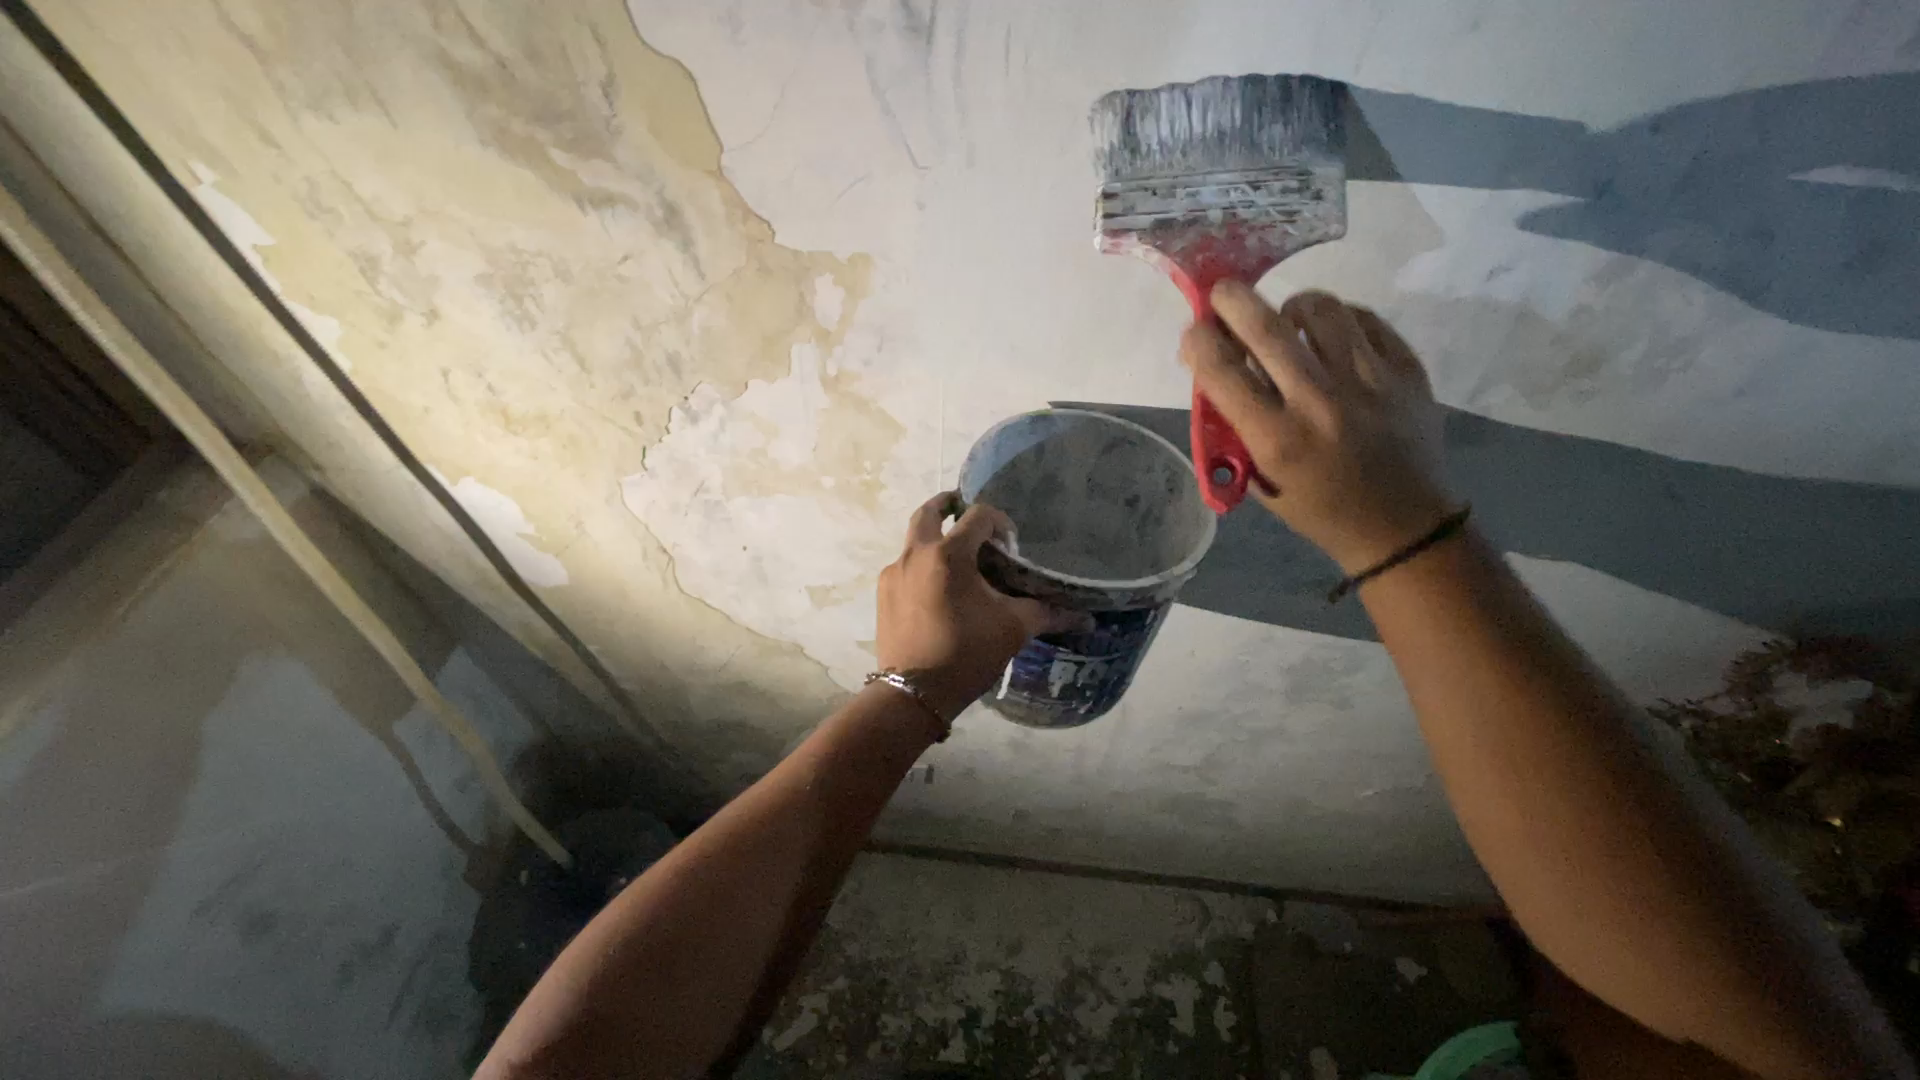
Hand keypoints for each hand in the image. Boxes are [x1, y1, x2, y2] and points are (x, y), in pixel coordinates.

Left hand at [876, 492, 1082, 718]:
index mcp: (949, 554)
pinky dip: (921, 565)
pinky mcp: (883, 594)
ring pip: (913, 541)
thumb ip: (1047, 614)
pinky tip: (937, 590)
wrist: (914, 693)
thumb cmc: (967, 653)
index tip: (1010, 545)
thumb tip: (1086, 618)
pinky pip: (904, 567)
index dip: (999, 522)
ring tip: (956, 557)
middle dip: (947, 505)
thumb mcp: (1013, 629)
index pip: (978, 517)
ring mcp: (894, 573)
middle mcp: (916, 554)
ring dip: (933, 538)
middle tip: (963, 508)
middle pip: (928, 513)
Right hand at [1183, 282, 1455, 573]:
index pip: (1220, 370)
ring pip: (1319, 309)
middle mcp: (1319, 402)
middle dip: (1231, 300)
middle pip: (1264, 326)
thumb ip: (1236, 425)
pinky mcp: (1405, 369)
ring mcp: (1369, 381)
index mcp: (1276, 439)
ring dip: (1290, 307)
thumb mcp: (1261, 478)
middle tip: (1223, 293)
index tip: (1193, 333)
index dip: (1197, 341)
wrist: (1402, 525)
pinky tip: (1330, 335)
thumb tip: (1214, 370)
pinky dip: (1338, 319)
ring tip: (1288, 320)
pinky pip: (1363, 318)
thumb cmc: (1318, 508)